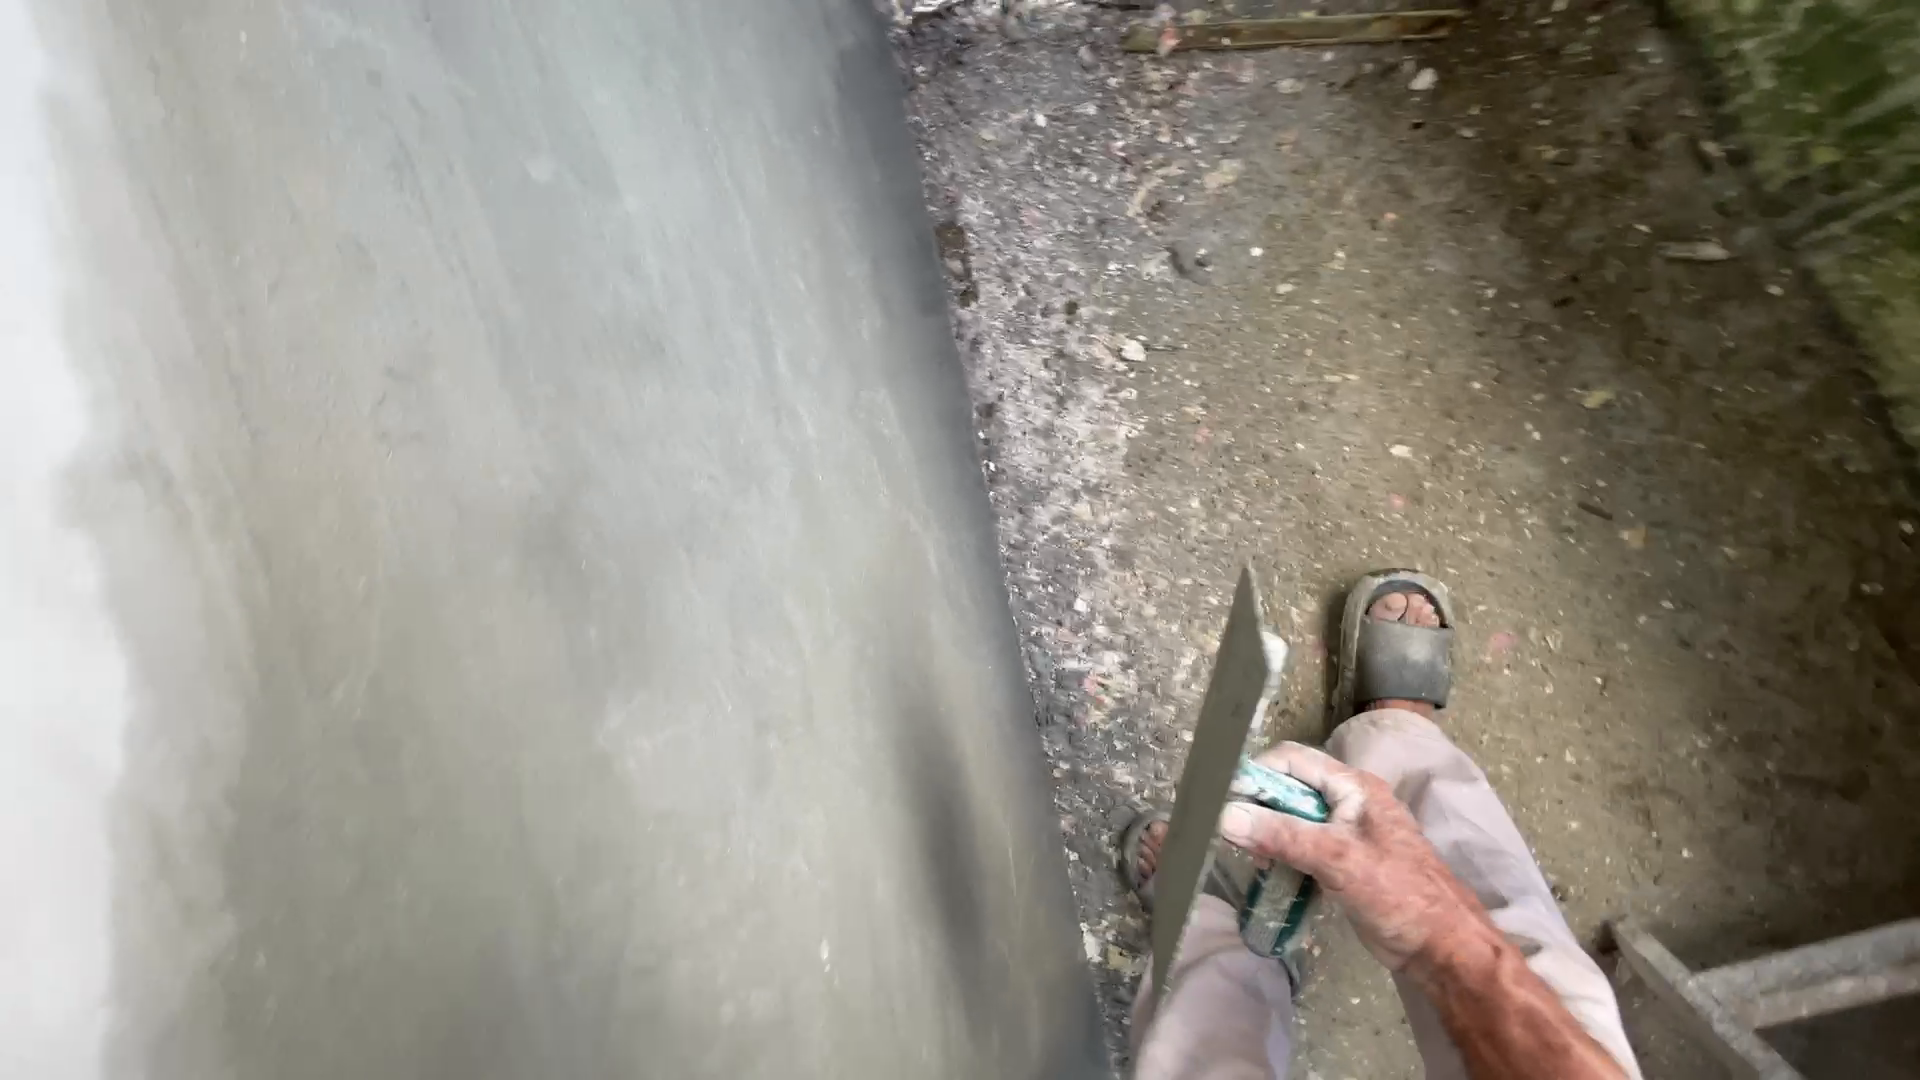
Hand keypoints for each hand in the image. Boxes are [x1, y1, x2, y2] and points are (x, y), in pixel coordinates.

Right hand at [1218, 742, 1483, 969]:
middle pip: (1289, 787)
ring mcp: (1347, 831)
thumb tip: (1225, 816)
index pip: (1291, 759)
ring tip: (1256, 859)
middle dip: (1260, 807)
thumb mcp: (1337, 859)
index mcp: (1354, 786)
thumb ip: (1281, 835)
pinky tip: (1272, 872)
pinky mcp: (1344, 859)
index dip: (1257, 772)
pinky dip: (1283, 853)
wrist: (1447, 953)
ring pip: (1292, 817)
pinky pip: (1302, 843)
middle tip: (1238, 834)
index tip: (1227, 798)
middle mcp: (1348, 800)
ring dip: (1270, 834)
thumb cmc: (1400, 896)